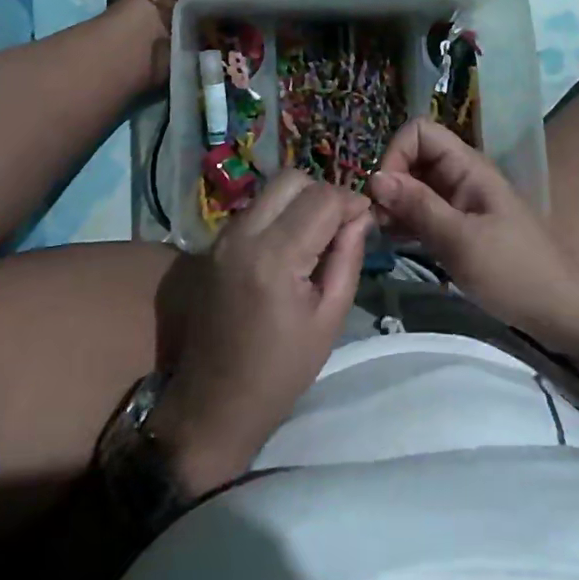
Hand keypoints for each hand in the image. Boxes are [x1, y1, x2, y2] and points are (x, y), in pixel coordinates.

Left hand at [148, 173, 369, 495]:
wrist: (214, 401)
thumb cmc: (281, 370)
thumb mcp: (330, 318)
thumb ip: (347, 257)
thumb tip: (360, 216)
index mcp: (275, 257)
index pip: (322, 198)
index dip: (351, 202)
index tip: (365, 222)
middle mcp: (243, 235)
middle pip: (292, 179)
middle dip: (323, 194)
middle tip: (339, 226)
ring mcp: (222, 237)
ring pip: (270, 189)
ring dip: (299, 202)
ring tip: (315, 238)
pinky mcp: (213, 244)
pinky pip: (254, 209)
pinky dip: (277, 214)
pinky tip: (289, 246)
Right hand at [368, 119, 578, 355]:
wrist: (559, 311)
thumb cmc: (514, 272)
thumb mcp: (461, 240)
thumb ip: (418, 206)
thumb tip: (374, 178)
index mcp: (468, 167)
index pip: (419, 132)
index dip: (396, 154)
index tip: (384, 193)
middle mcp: (460, 176)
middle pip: (412, 158)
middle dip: (389, 183)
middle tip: (379, 221)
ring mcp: (458, 202)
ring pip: (413, 186)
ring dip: (394, 205)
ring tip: (385, 235)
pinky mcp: (457, 226)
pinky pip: (421, 211)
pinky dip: (405, 222)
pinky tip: (396, 243)